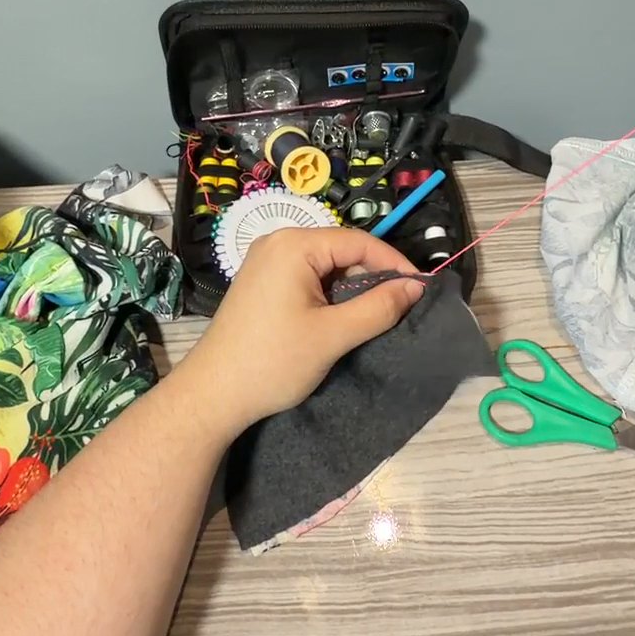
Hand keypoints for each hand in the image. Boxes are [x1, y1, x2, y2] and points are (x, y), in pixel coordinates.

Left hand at [175, 227, 424, 434]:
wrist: (213, 394)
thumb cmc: (274, 361)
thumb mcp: (334, 335)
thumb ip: (379, 308)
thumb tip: (416, 287)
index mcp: (294, 245)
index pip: (358, 241)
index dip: (394, 263)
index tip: (421, 288)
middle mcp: (278, 241)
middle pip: (341, 249)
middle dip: (372, 275)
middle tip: (400, 306)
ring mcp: (265, 260)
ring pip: (325, 264)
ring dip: (351, 287)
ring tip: (374, 315)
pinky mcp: (261, 280)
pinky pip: (306, 275)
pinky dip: (329, 292)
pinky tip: (341, 316)